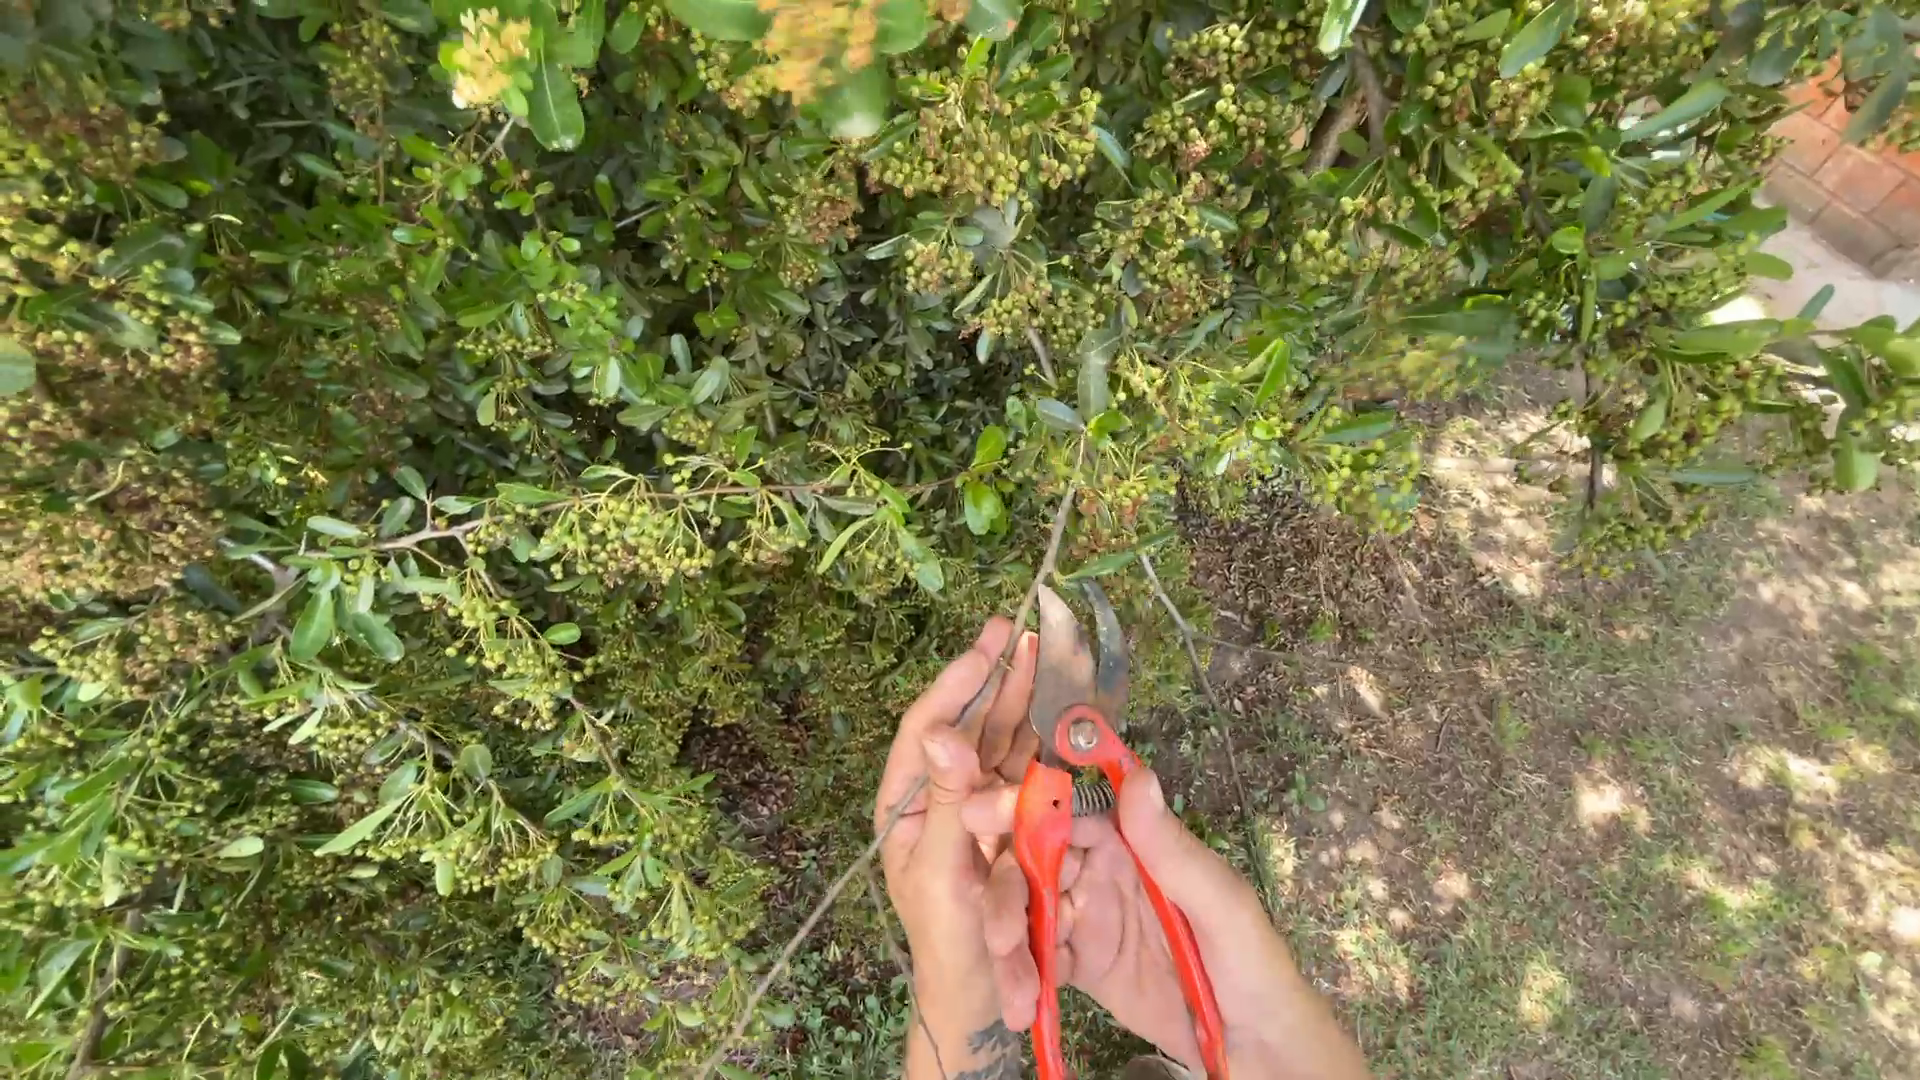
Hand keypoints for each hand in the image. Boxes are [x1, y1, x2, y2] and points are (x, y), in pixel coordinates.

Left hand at [875, 617, 1037, 1076]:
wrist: (981, 997)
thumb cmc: (948, 939)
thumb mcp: (941, 871)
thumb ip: (945, 799)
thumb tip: (940, 730)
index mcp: (907, 801)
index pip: (927, 727)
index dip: (956, 683)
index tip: (986, 644)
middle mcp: (941, 792)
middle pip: (968, 723)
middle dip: (994, 678)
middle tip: (1016, 630)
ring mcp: (977, 803)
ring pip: (999, 738)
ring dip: (1019, 696)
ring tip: (1040, 652)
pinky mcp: (1010, 818)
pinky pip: (1025, 766)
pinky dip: (1040, 734)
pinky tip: (1055, 703)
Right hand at [977, 768, 1370, 1079]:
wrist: (1260, 1051)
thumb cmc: (1250, 962)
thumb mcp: (1219, 902)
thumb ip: (1172, 845)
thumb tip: (1138, 773)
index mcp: (1130, 842)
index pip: (1067, 813)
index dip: (1022, 808)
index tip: (980, 813)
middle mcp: (1100, 871)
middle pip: (1033, 862)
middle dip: (1006, 890)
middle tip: (997, 932)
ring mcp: (1087, 918)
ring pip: (1027, 911)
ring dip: (1009, 944)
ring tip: (1014, 990)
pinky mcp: (1082, 965)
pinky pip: (1038, 960)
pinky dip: (1022, 979)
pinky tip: (1020, 1007)